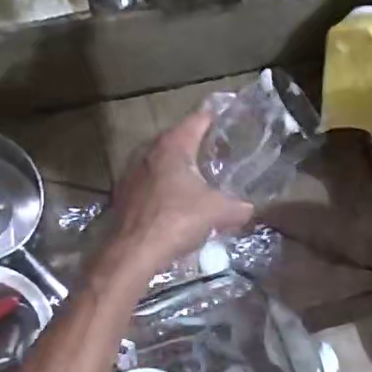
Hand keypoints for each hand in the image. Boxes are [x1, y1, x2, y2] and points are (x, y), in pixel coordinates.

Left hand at [97, 109, 252, 280]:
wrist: (134, 251)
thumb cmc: (177, 220)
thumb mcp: (217, 212)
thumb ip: (237, 207)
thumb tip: (248, 208)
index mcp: (172, 146)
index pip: (197, 120)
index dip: (214, 120)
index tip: (227, 124)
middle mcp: (148, 151)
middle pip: (176, 139)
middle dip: (195, 146)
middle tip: (215, 155)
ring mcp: (131, 172)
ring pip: (159, 162)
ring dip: (176, 169)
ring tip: (195, 180)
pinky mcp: (122, 194)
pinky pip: (147, 183)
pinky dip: (161, 188)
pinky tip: (172, 203)